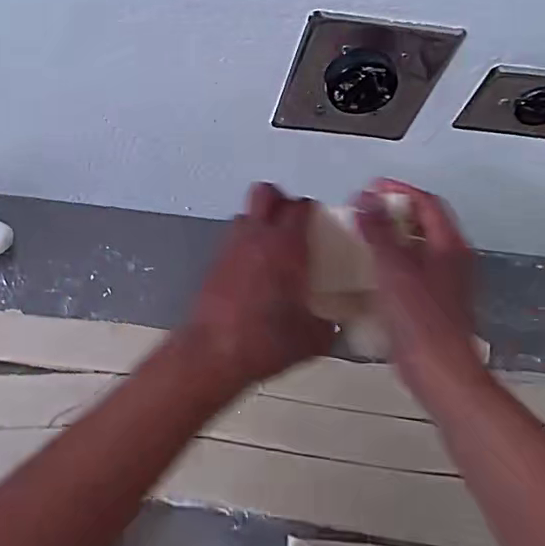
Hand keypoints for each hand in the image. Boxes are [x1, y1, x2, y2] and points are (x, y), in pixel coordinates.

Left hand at [183, 183, 335, 386]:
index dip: (311, 210)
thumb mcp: (312, 338)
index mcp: (287, 246)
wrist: (213, 353)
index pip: (301, 206)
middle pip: (267, 193)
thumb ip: (328, 325)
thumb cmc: (265, 341)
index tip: (318, 222)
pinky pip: (233, 238)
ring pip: (246, 213)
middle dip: (280, 200)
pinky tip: (253, 268)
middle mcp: (258, 237)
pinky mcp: (215, 262)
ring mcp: (232, 247)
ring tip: (271, 243)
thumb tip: (331, 325)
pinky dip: (244, 243)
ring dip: (259, 219)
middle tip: (292, 221)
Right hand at [354, 178, 481, 383]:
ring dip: (390, 236)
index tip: (370, 188)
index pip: (427, 202)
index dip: (398, 190)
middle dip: (393, 211)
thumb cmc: (420, 320)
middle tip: (364, 210)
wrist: (439, 372)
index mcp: (449, 245)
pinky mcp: (433, 302)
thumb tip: (367, 199)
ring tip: (362, 236)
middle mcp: (452, 259)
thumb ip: (378, 231)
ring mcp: (445, 282)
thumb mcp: (393, 268)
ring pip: (416, 246)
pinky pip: (412, 270)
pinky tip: (370, 271)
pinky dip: (392, 261)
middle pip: (423, 222)